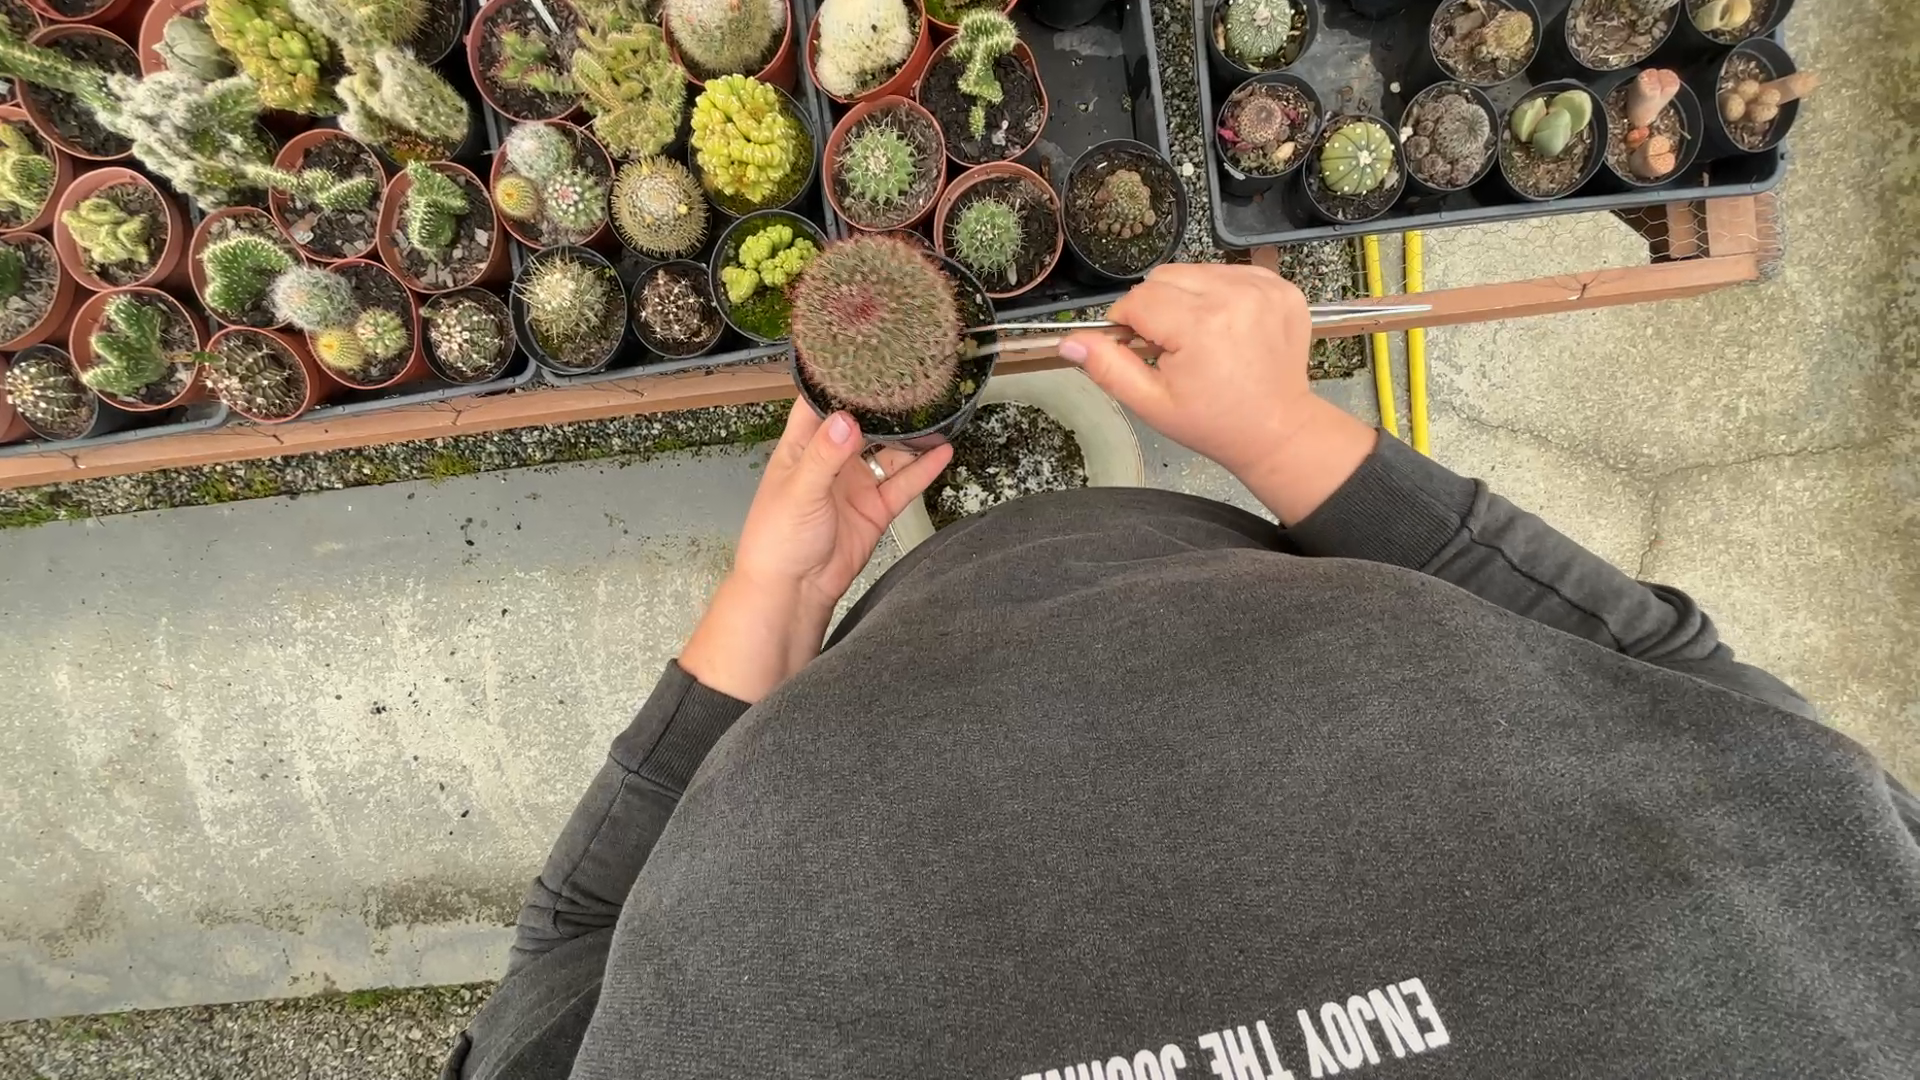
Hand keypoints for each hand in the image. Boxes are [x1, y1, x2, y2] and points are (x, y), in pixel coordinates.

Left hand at [680, 400, 952, 701]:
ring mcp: (856, 483)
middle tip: (914, 380)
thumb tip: (849, 419)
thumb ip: (825, 455)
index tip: (867, 355)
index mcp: (802, 446)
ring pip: (889, 451)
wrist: (794, 590)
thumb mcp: (799, 491)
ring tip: (937, 412)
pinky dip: (923, 469)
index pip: (821, 401)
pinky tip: (943, 451)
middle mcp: (832, 459)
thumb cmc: (778, 538)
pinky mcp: (876, 508)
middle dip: (886, 405)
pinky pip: (903, 483)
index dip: (841, 378)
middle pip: (864, 422)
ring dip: (910, 436)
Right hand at [1061, 263, 1375, 523]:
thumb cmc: (1212, 422)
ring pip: (1195, 271)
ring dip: (1185, 299)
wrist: (1276, 430)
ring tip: (1198, 338)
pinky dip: (1217, 294)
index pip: (1138, 300)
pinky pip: (1229, 273)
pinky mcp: (1280, 287)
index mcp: (1200, 326)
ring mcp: (1263, 288)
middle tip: (1169, 348)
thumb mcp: (1151, 403)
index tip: (1137, 348)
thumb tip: (1069, 341)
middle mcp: (1234, 296)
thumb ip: (1108, 368)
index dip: (1127, 323)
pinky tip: (1223, 328)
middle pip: (1165, 278)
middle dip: (1156, 308)